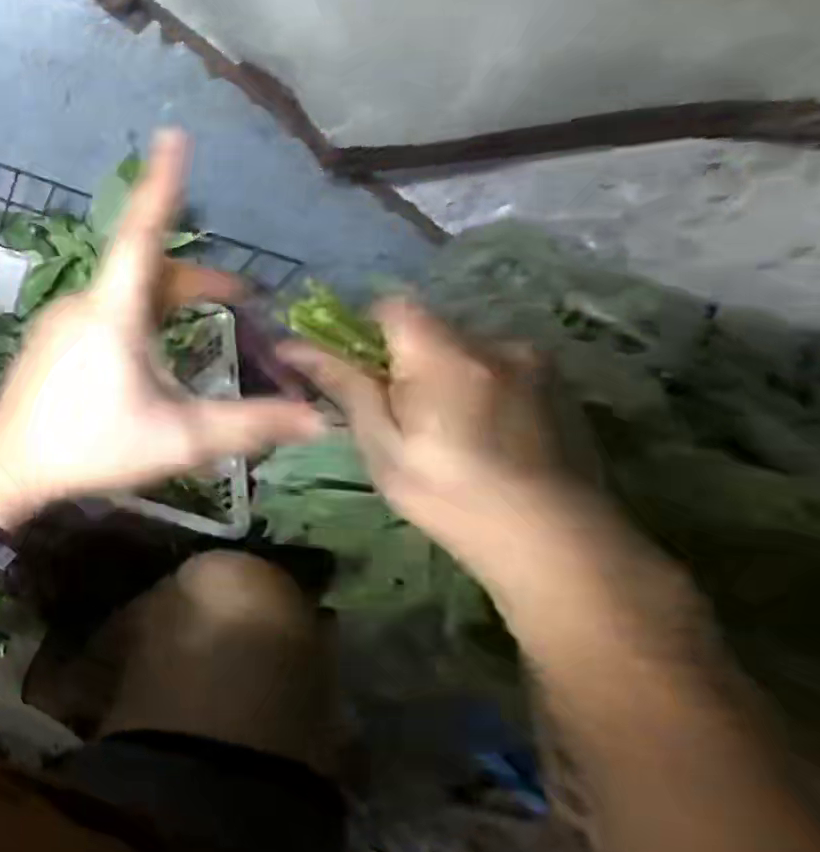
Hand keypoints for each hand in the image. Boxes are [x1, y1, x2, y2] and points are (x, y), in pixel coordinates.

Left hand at [0, 130, 324, 525]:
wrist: (8, 464)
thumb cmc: (90, 445)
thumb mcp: (180, 439)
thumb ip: (251, 424)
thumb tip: (318, 418)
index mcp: (110, 310)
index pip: (142, 233)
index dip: (162, 185)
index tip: (172, 137)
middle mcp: (81, 302)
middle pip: (145, 271)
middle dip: (197, 282)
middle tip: (244, 301)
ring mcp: (58, 319)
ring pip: (123, 294)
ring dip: (167, 302)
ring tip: (208, 325)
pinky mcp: (48, 339)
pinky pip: (101, 311)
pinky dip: (137, 316)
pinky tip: (152, 352)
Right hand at [280, 298, 652, 597]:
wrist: (561, 545)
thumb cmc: (448, 493)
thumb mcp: (380, 441)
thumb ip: (343, 383)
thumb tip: (289, 345)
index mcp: (445, 356)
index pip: (392, 306)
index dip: (362, 329)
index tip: (351, 369)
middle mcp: (496, 346)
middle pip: (428, 329)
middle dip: (400, 358)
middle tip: (388, 411)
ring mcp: (538, 367)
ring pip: (463, 351)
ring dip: (439, 375)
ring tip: (436, 430)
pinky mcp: (561, 390)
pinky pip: (497, 371)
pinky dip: (474, 389)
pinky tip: (476, 437)